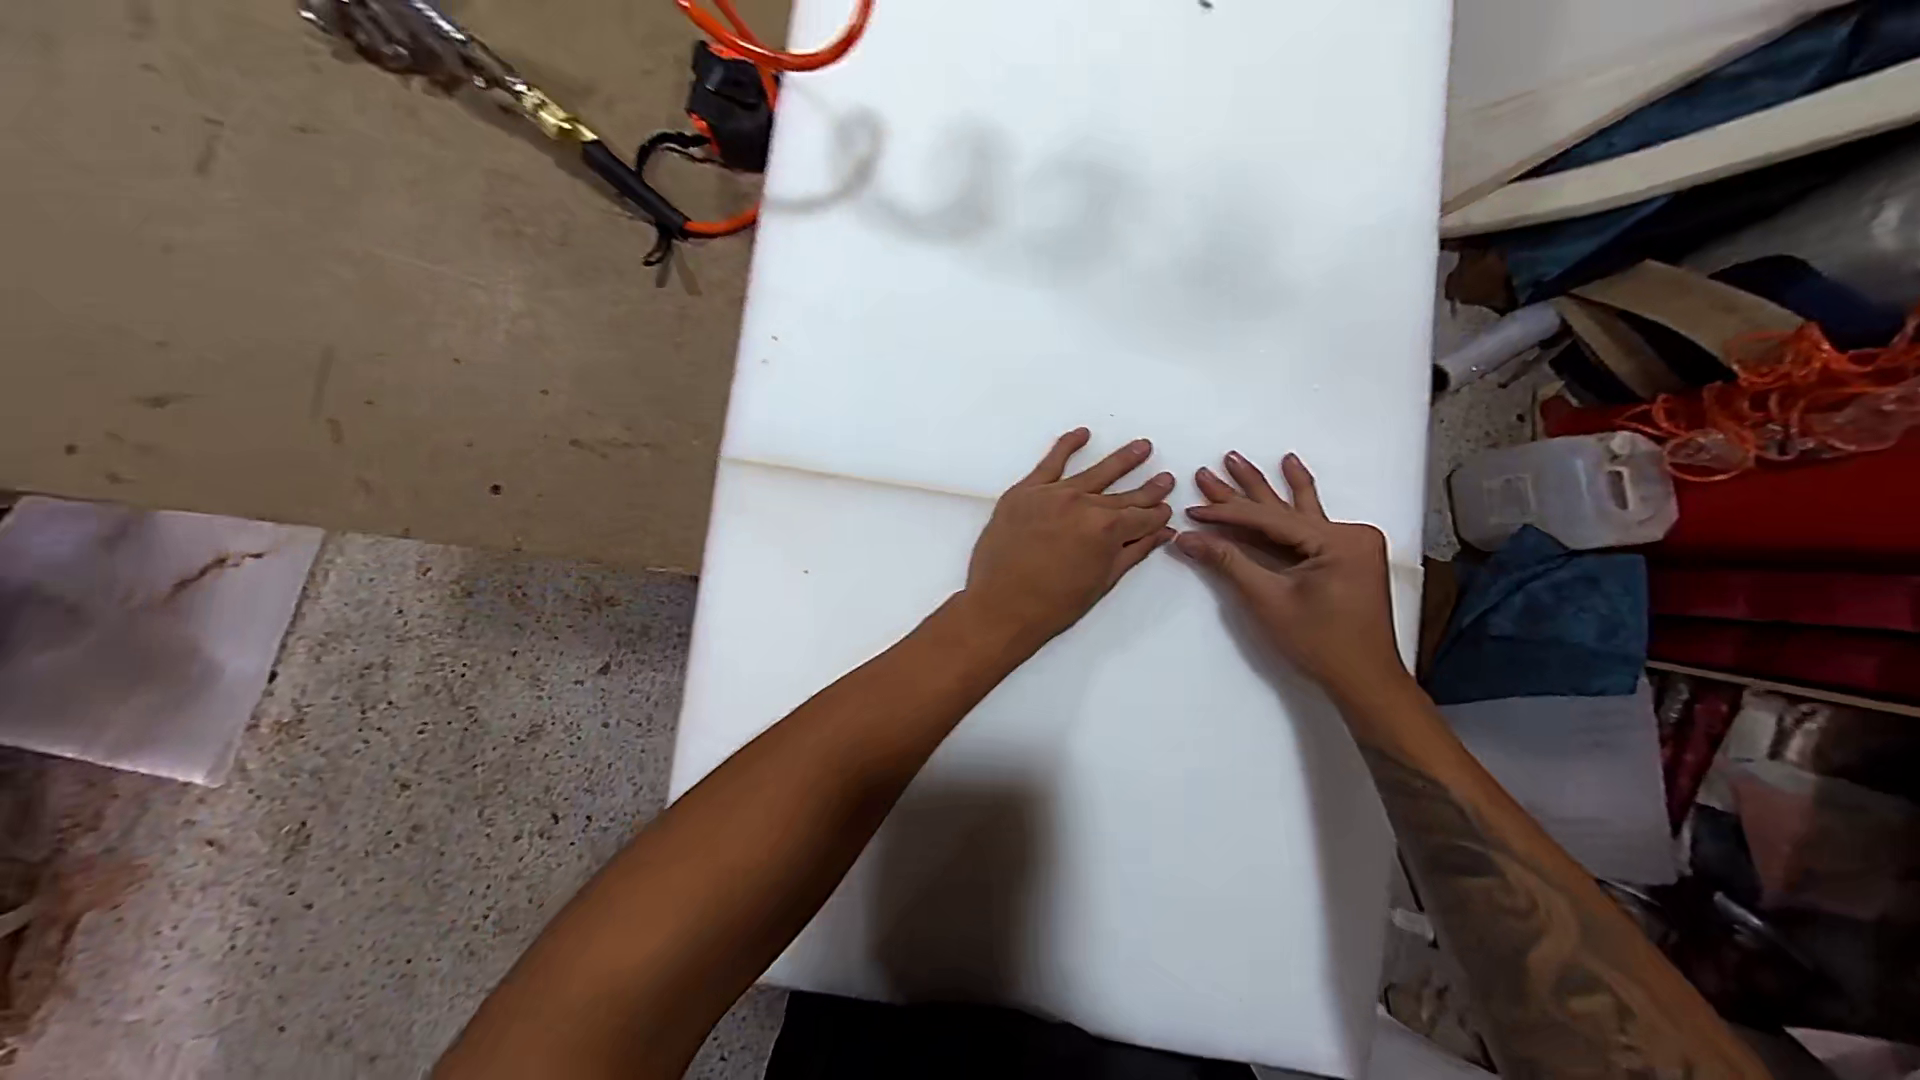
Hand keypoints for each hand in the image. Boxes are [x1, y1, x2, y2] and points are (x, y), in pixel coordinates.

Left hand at [960, 428, 1175, 646]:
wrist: (1000, 606)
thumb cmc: (1052, 604)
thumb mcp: (1101, 582)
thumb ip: (1132, 552)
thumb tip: (1160, 533)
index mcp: (1106, 531)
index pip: (1142, 518)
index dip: (1157, 515)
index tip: (1166, 510)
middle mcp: (1083, 505)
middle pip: (1123, 496)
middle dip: (1147, 490)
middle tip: (1165, 479)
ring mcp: (1053, 495)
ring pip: (1095, 473)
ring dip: (1121, 460)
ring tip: (1142, 447)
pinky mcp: (1025, 492)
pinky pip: (1050, 462)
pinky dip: (1066, 445)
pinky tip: (1082, 434)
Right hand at [1174, 452, 1406, 700]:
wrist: (1364, 679)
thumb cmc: (1319, 642)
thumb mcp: (1268, 600)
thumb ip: (1228, 562)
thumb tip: (1186, 538)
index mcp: (1337, 541)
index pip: (1268, 520)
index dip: (1225, 515)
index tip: (1191, 510)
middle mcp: (1349, 533)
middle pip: (1282, 509)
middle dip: (1242, 490)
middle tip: (1212, 466)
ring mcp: (1351, 544)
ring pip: (1295, 512)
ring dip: (1267, 487)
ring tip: (1242, 460)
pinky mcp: (1346, 556)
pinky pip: (1312, 523)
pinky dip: (1296, 500)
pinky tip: (1293, 470)